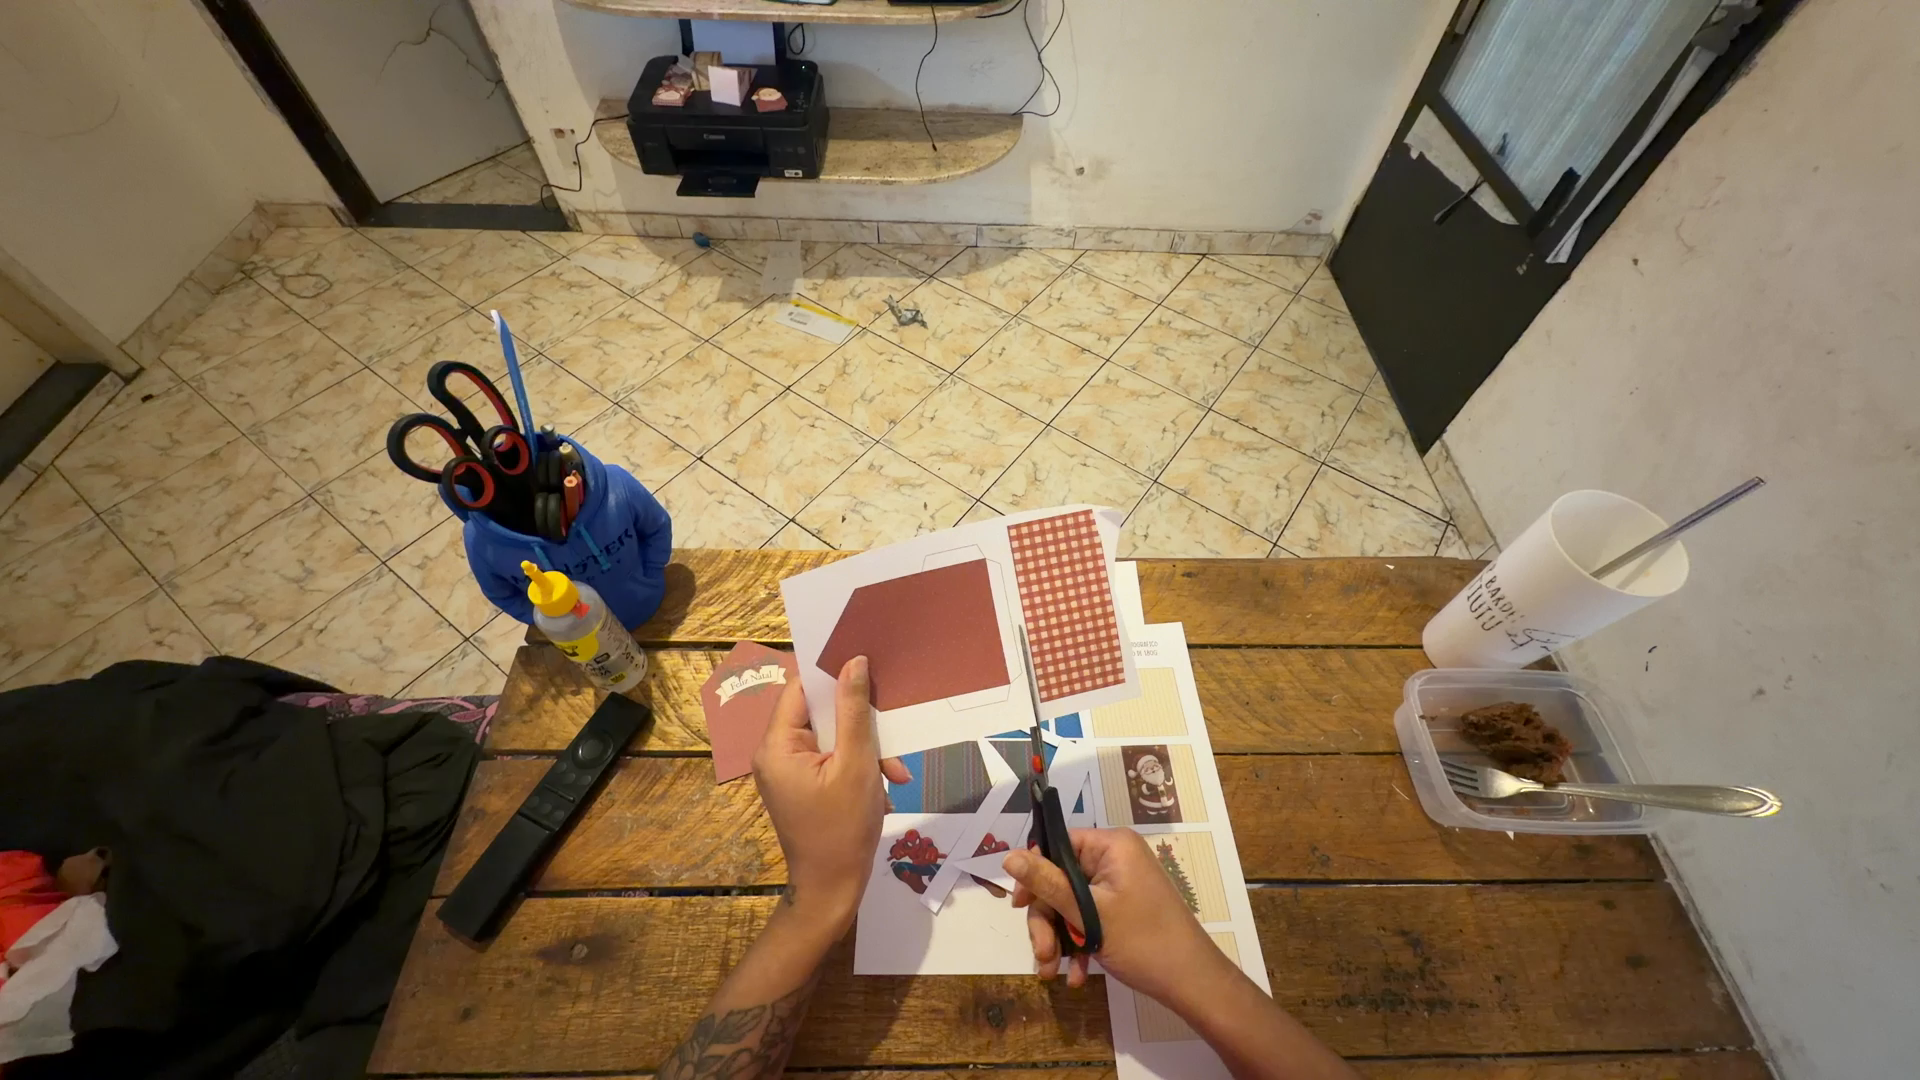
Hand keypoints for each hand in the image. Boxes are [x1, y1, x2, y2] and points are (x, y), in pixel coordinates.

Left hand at [753, 656, 910, 936]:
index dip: (831, 675)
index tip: (865, 666)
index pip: (800, 689)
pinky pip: (832, 758)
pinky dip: (859, 766)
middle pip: (820, 713)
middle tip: (890, 735)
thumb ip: (855, 710)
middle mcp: (776, 753)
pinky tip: (884, 787)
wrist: (833, 891)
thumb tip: (854, 661)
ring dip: (866, 749)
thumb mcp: (857, 763)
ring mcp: (789, 771)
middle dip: (860, 723)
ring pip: (833, 736)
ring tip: (894, 773)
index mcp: (777, 745)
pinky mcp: (804, 784)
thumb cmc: (842, 828)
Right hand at [1004, 828, 1232, 1004]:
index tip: (1019, 907)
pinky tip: (1076, 974)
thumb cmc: (1143, 941)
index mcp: (1111, 845)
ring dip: (1060, 938)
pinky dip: (1080, 943)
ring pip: (1072, 903)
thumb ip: (1047, 884)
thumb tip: (1008, 855)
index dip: (1035, 875)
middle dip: (1048, 920)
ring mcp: (1120, 884)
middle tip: (1042, 955)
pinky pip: (1090, 917)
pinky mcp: (1123, 908)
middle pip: (1061, 879)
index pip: (1057, 845)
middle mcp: (1115, 857)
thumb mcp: (1088, 913)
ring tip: (1054, 972)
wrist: (1194, 985)